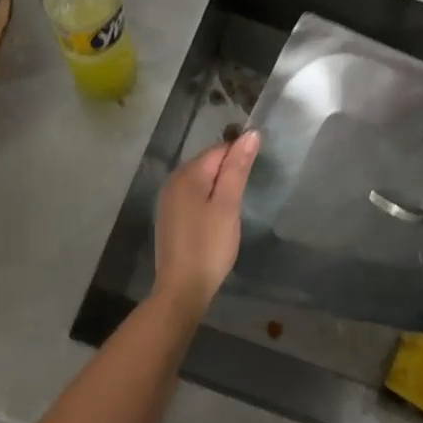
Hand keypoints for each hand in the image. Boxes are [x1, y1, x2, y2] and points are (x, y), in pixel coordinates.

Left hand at [153, 132, 259, 312]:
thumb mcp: (228, 205)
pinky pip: (193, 195)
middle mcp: (174, 180)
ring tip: (233, 209)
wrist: (182, 289)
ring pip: (202, 180)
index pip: (220, 149)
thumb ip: (238, 168)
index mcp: (188, 173)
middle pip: (209, 162)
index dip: (240, 158)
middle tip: (243, 198)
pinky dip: (208, 200)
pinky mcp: (170, 216)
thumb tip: (251, 134)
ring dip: (219, 187)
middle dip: (229, 173)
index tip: (254, 177)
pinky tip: (215, 220)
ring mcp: (169, 199)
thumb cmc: (209, 246)